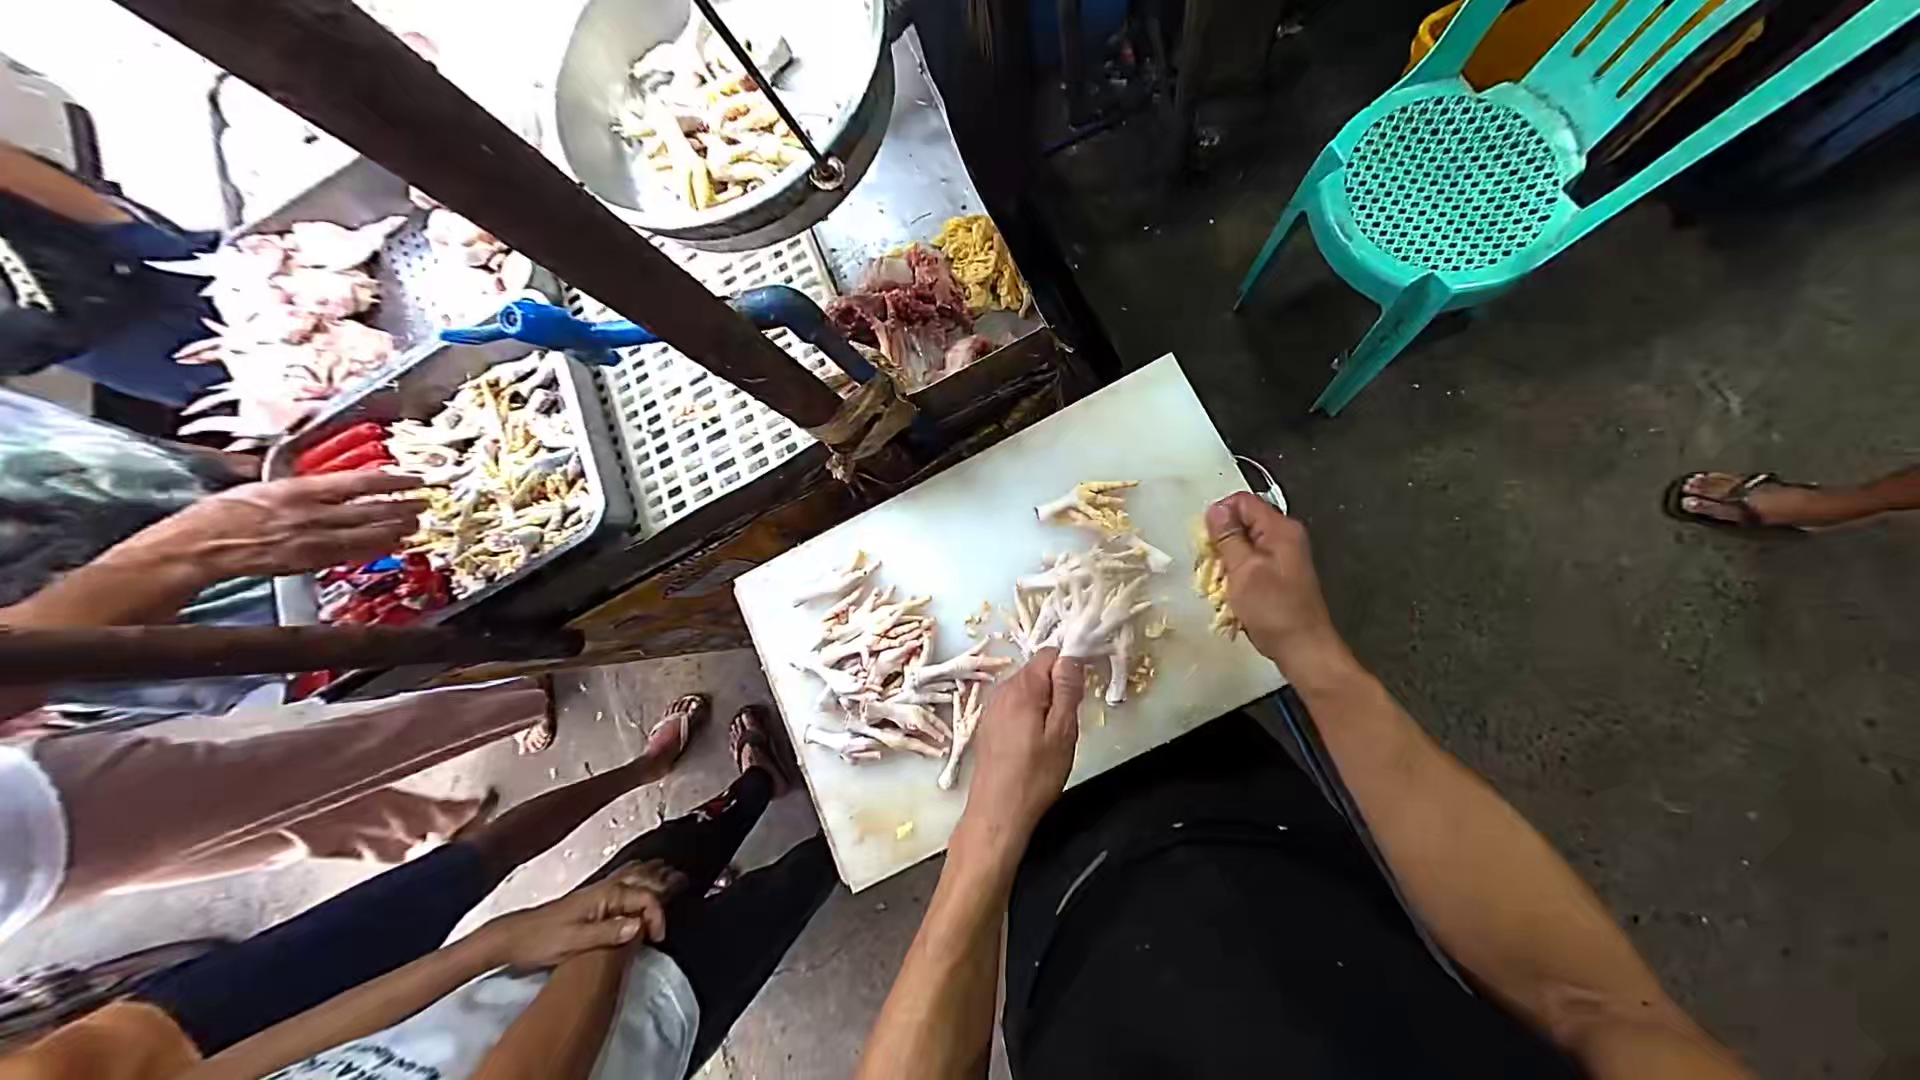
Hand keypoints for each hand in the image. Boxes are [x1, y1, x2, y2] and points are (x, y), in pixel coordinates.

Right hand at [96, 471, 426, 585]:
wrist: (196, 548)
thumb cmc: (223, 514)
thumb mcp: (262, 486)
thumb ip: (303, 485)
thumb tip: (333, 479)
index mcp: (299, 491)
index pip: (360, 482)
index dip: (395, 481)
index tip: (417, 479)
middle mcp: (313, 515)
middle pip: (375, 510)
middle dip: (406, 506)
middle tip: (426, 503)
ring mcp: (315, 541)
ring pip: (372, 534)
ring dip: (400, 528)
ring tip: (417, 523)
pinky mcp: (314, 561)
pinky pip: (356, 554)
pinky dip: (379, 548)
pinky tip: (395, 543)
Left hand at [479, 861, 685, 971]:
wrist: (514, 936)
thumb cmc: (542, 940)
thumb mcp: (573, 942)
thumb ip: (607, 933)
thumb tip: (638, 926)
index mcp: (607, 894)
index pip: (646, 898)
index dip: (657, 916)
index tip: (658, 938)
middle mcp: (609, 885)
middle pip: (647, 879)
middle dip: (667, 882)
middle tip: (686, 886)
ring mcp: (602, 887)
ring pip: (638, 874)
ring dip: (657, 874)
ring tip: (675, 876)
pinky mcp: (597, 894)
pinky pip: (628, 876)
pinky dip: (642, 872)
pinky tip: (645, 872)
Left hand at [957, 648, 1083, 855]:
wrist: (997, 812)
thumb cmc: (1035, 776)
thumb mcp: (1062, 732)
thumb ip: (1067, 690)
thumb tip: (1072, 656)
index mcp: (1023, 687)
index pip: (1050, 653)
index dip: (1070, 664)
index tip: (1083, 687)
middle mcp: (1003, 689)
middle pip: (1038, 669)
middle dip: (1058, 684)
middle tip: (1069, 718)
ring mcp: (993, 705)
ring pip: (1027, 686)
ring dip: (1045, 699)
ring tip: (1053, 734)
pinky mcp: (989, 721)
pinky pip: (1015, 702)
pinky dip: (1030, 711)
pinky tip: (1035, 740)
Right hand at [1204, 493, 1354, 681]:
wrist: (1302, 647)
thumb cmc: (1273, 610)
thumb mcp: (1243, 570)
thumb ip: (1228, 537)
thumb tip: (1216, 510)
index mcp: (1280, 529)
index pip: (1242, 501)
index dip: (1220, 515)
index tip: (1208, 542)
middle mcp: (1284, 536)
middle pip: (1242, 521)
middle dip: (1221, 539)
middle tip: (1212, 564)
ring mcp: (1282, 555)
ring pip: (1243, 542)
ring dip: (1226, 559)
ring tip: (1221, 581)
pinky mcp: (1277, 573)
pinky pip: (1249, 560)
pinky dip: (1235, 572)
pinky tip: (1231, 590)